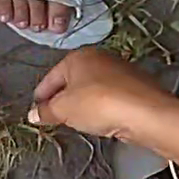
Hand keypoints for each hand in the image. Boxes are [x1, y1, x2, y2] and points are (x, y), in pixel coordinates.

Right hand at [29, 49, 178, 145]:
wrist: (145, 113)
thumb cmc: (99, 103)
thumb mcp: (63, 110)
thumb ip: (46, 111)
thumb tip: (33, 114)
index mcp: (78, 57)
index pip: (51, 77)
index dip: (41, 96)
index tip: (35, 110)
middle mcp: (99, 57)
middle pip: (72, 81)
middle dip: (62, 99)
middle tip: (54, 117)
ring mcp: (119, 70)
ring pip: (92, 88)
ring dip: (82, 104)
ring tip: (77, 121)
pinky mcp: (135, 86)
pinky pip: (110, 97)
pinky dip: (102, 107)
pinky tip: (100, 120)